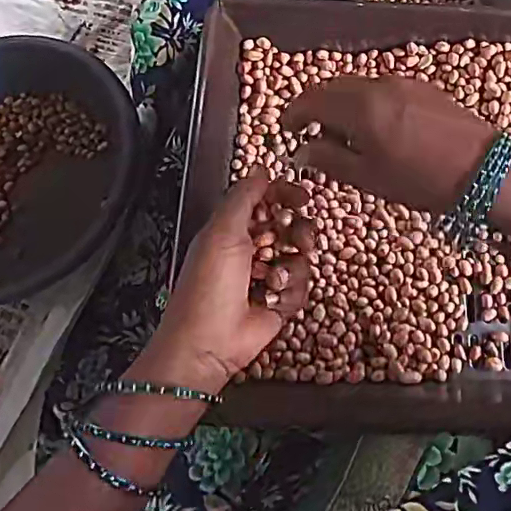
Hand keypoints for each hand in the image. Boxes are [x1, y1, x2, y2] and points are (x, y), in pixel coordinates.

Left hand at [132, 170, 312, 394]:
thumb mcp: (223, 231)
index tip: (302, 198)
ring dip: (292, 267)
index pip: (267, 201)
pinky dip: (290, 291)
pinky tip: (272, 299)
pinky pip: (303, 285)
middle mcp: (253, 250)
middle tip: (299, 240)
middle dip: (299, 232)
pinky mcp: (282, 301)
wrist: (208, 341)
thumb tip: (260, 168)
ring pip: (301, 256)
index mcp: (234, 228)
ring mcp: (268, 276)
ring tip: (276, 278)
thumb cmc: (208, 285)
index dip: (285, 196)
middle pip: (291, 226)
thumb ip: (244, 195)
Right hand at [282, 76, 498, 214]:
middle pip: (332, 88)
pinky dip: (366, 103)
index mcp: (359, 106)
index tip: (285, 130)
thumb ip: (329, 160)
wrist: (486, 170)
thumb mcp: (369, 177)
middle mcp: (379, 85)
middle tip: (309, 134)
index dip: (293, 115)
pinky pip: (382, 89)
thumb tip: (302, 151)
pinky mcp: (424, 89)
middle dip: (315, 107)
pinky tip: (375, 129)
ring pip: (358, 87)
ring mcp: (404, 83)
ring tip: (343, 137)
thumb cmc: (423, 180)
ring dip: (341, 105)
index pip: (310, 100)